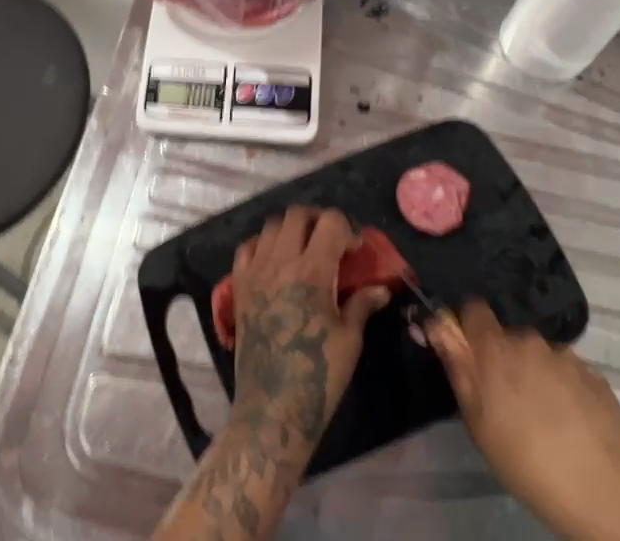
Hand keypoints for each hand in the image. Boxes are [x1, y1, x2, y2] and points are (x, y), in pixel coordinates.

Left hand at [228, 207, 391, 451]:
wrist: (273, 405)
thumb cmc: (319, 373)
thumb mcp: (350, 338)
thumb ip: (362, 304)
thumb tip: (381, 289)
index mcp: (312, 271)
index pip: (330, 223)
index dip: (347, 229)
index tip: (355, 249)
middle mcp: (279, 263)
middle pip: (297, 215)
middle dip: (318, 220)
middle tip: (332, 241)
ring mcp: (254, 273)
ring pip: (270, 227)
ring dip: (291, 230)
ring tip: (305, 250)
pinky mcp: (238, 287)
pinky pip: (246, 249)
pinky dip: (262, 245)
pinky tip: (275, 261)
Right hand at [427, 301, 619, 540]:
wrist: (604, 489)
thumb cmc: (524, 459)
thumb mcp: (476, 419)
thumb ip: (456, 365)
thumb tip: (436, 324)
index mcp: (496, 348)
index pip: (473, 308)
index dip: (466, 326)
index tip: (465, 353)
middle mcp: (532, 341)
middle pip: (507, 336)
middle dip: (501, 358)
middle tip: (502, 401)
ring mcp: (567, 357)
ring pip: (538, 355)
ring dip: (532, 373)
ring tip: (539, 417)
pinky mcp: (595, 376)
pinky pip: (566, 372)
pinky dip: (561, 388)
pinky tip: (567, 423)